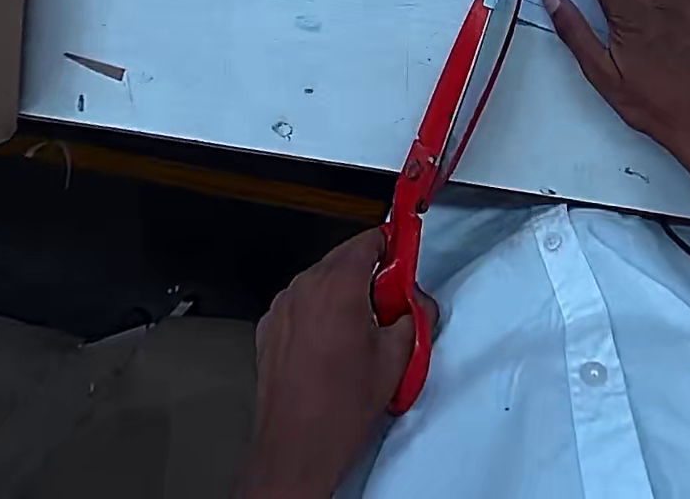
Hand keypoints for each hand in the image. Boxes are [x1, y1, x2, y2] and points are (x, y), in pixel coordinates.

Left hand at [240, 229, 436, 498]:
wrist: (296, 450)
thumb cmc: (339, 409)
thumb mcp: (397, 357)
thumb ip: (415, 315)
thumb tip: (418, 300)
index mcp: (339, 284)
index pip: (370, 239)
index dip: (392, 246)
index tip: (402, 256)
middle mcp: (307, 285)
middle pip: (346, 257)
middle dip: (370, 272)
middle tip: (388, 301)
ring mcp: (284, 304)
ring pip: (322, 279)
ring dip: (343, 291)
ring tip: (359, 330)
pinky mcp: (270, 324)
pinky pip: (302, 301)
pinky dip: (318, 310)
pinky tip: (331, 344)